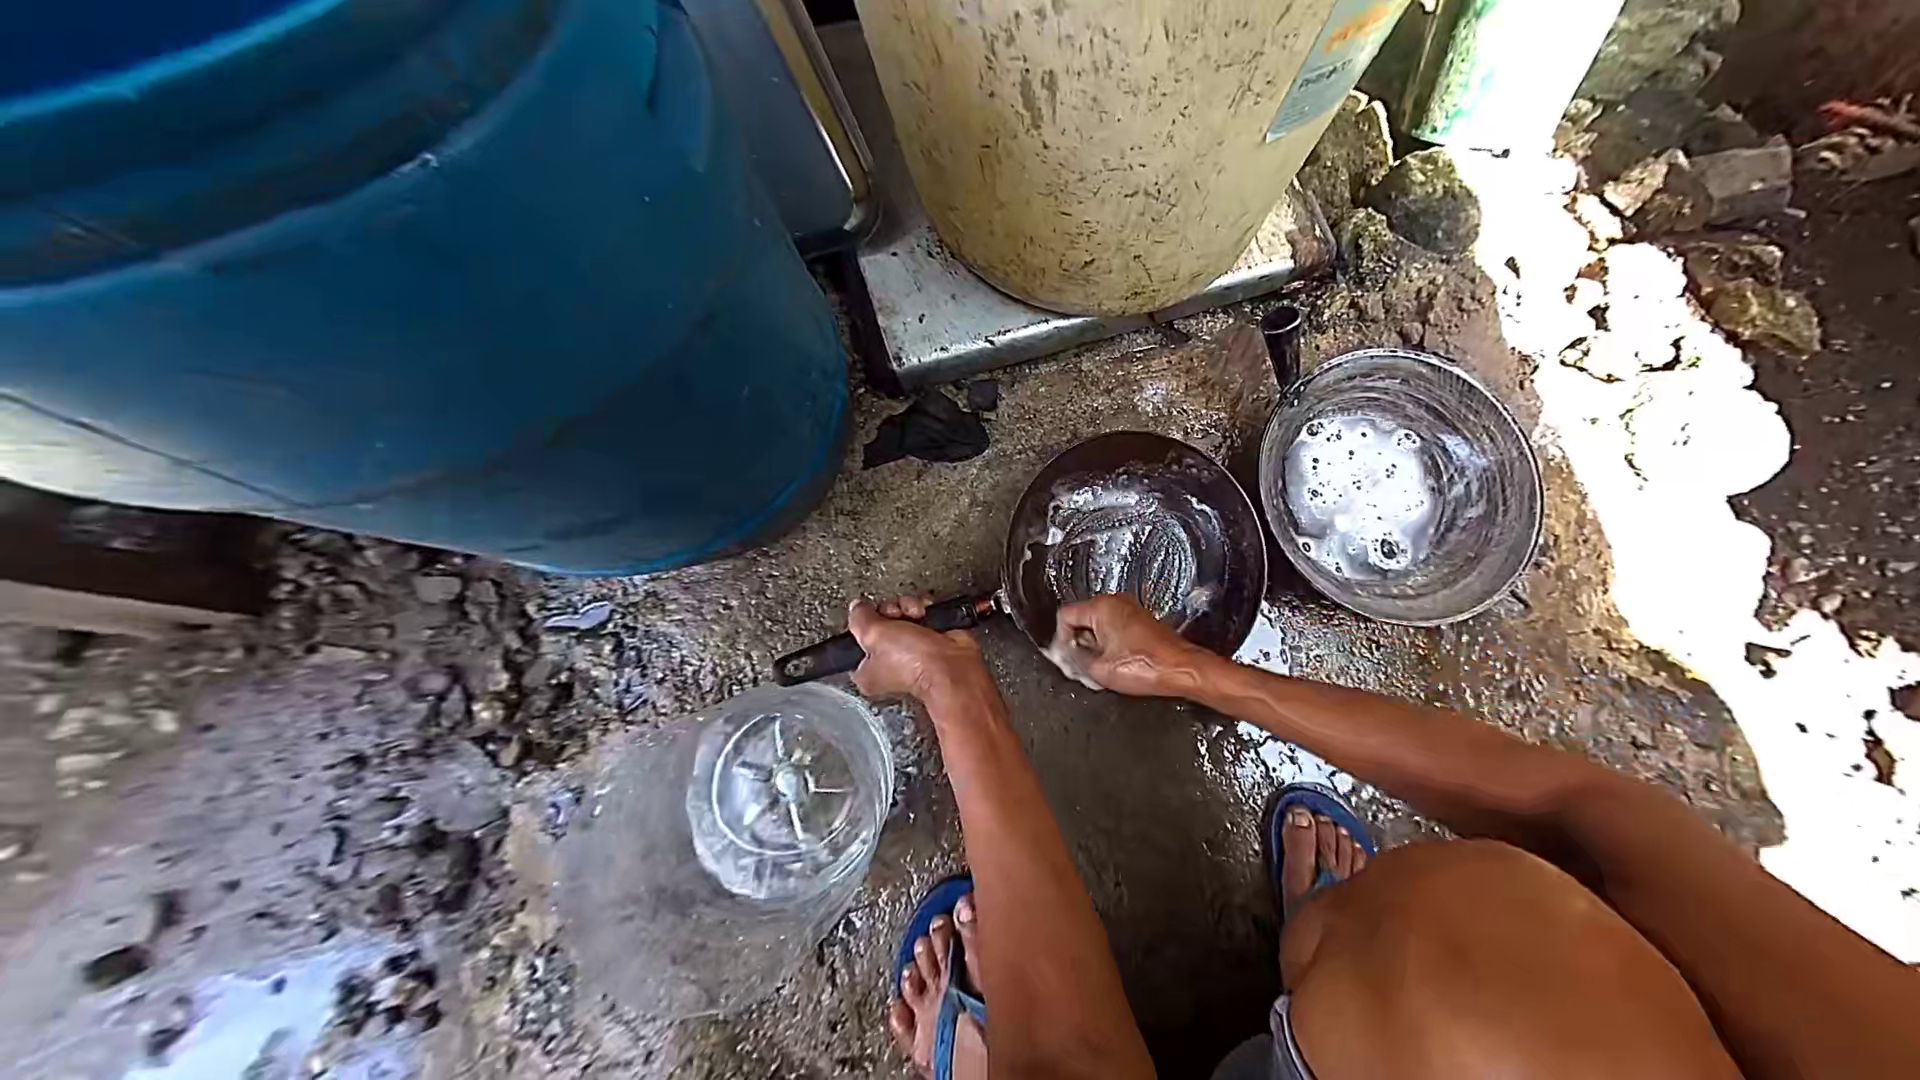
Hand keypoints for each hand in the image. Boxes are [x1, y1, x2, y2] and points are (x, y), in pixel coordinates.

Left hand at [847, 595, 993, 704]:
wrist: (950, 665)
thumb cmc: (914, 663)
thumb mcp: (873, 634)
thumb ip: (859, 618)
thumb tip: (857, 607)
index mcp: (868, 670)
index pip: (856, 640)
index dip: (863, 624)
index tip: (869, 617)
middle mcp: (888, 661)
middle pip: (879, 622)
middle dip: (888, 611)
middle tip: (894, 617)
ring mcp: (908, 650)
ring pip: (899, 614)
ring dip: (906, 607)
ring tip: (915, 615)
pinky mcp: (927, 639)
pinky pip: (917, 613)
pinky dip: (921, 608)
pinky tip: (925, 613)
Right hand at [1052, 594, 1217, 697]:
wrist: (1182, 670)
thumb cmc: (1149, 666)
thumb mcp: (1097, 669)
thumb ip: (1073, 658)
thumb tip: (1066, 654)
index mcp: (1101, 607)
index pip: (1065, 616)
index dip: (1061, 639)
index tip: (1065, 656)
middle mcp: (1116, 602)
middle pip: (1081, 620)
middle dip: (1079, 645)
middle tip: (1081, 667)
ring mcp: (1130, 610)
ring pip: (1098, 626)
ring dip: (1095, 647)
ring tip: (1101, 669)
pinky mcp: (1140, 622)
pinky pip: (1114, 629)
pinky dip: (1110, 646)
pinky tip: (1116, 665)